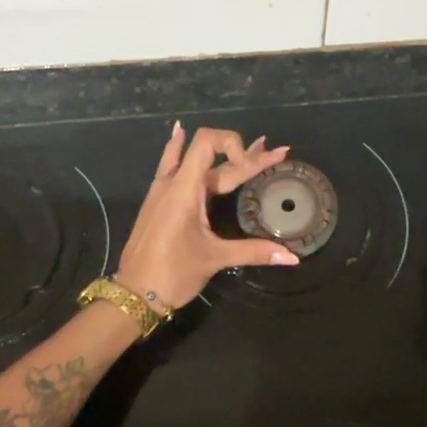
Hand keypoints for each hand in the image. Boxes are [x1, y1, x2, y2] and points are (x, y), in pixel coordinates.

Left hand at [117, 122, 298, 309]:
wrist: (134, 293)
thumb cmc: (173, 273)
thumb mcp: (215, 259)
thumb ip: (254, 252)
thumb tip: (292, 258)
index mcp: (184, 189)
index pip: (208, 143)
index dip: (234, 144)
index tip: (252, 166)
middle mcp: (172, 183)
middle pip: (211, 156)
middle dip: (246, 155)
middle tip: (276, 150)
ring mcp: (163, 191)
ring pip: (194, 161)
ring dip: (222, 153)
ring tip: (252, 144)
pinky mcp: (159, 202)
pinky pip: (172, 167)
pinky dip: (180, 150)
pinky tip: (179, 133)